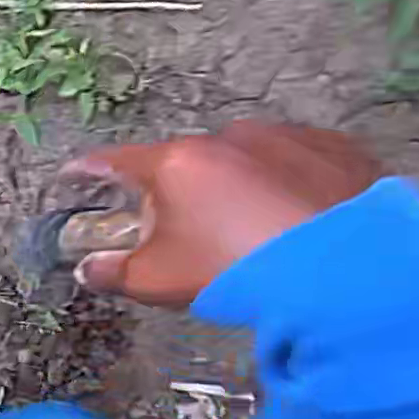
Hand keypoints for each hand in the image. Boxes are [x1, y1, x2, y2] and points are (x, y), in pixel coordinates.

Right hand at [61, 121, 384, 306]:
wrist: (347, 270)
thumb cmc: (229, 270)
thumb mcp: (154, 280)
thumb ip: (110, 272)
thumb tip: (88, 268)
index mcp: (175, 164)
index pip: (113, 160)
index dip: (86, 169)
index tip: (71, 174)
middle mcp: (226, 139)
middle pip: (178, 162)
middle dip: (166, 188)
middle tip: (169, 224)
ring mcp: (285, 137)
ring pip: (234, 158)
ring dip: (223, 183)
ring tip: (235, 222)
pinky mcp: (336, 147)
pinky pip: (287, 160)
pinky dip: (273, 182)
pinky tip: (280, 214)